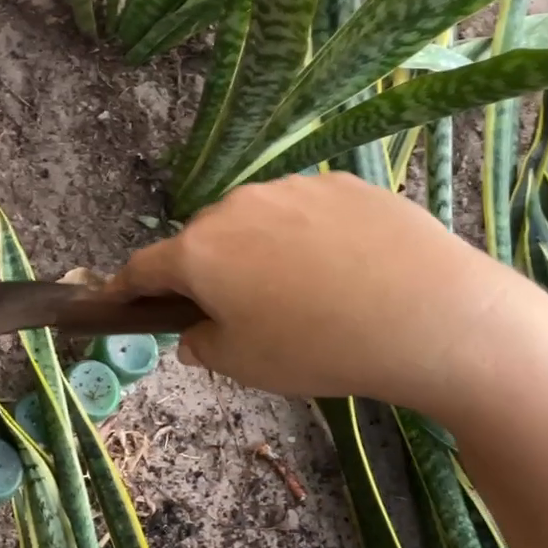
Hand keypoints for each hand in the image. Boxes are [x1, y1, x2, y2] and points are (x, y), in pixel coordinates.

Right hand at [113, 175, 522, 409]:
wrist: (433, 317)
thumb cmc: (317, 348)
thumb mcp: (242, 364)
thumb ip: (202, 345)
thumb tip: (194, 333)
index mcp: (199, 252)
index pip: (142, 268)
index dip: (124, 288)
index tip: (114, 300)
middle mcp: (236, 207)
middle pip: (200, 241)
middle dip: (201, 273)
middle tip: (231, 312)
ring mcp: (292, 188)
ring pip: (252, 222)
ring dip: (253, 251)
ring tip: (298, 293)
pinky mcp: (343, 183)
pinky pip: (301, 212)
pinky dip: (301, 237)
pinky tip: (339, 271)